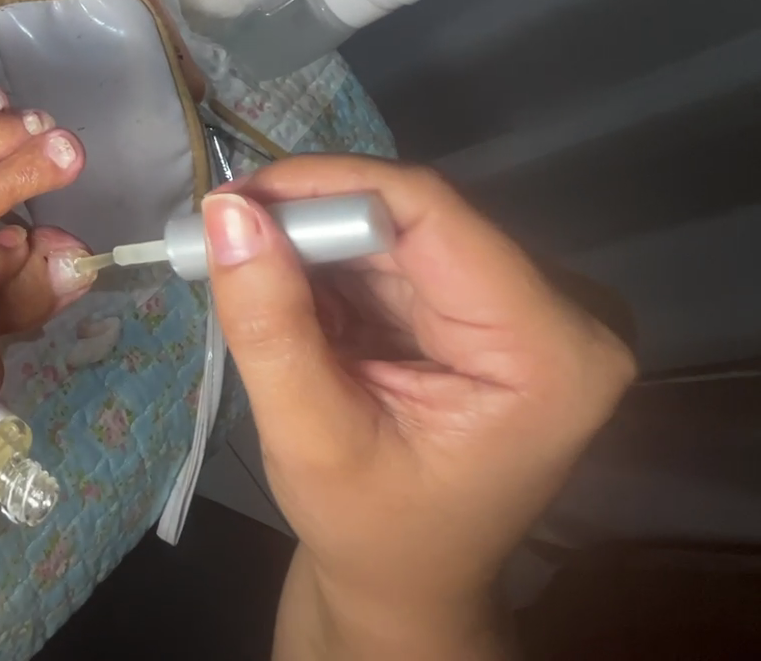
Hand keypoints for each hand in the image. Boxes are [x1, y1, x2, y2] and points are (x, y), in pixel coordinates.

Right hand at [202, 156, 634, 659]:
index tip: (231, 203)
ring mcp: (505, 305)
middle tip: (215, 238)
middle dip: (301, 219)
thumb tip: (225, 210)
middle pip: (405, 215)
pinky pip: (374, 250)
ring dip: (298, 241)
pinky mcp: (464, 306)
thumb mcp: (306, 432)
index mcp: (544, 349)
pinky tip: (273, 293)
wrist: (399, 573)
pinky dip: (310, 263)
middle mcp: (545, 310)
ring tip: (233, 272)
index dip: (324, 187)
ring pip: (380, 225)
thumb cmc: (369, 525)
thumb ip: (267, 321)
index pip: (432, 214)